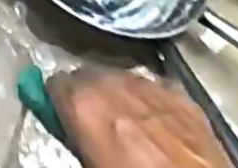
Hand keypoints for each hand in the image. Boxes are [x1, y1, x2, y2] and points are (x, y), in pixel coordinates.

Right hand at [47, 68, 230, 167]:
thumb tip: (72, 132)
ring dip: (121, 98)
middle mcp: (109, 82)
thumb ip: (75, 140)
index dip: (60, 105)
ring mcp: (148, 86)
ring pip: (121, 80)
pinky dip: (154, 104)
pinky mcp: (182, 96)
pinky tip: (163, 128)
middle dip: (91, 98)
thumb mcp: (92, 166)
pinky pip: (156, 90)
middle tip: (102, 130)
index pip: (55, 85)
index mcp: (81, 102)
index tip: (68, 123)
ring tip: (135, 130)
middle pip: (88, 77)